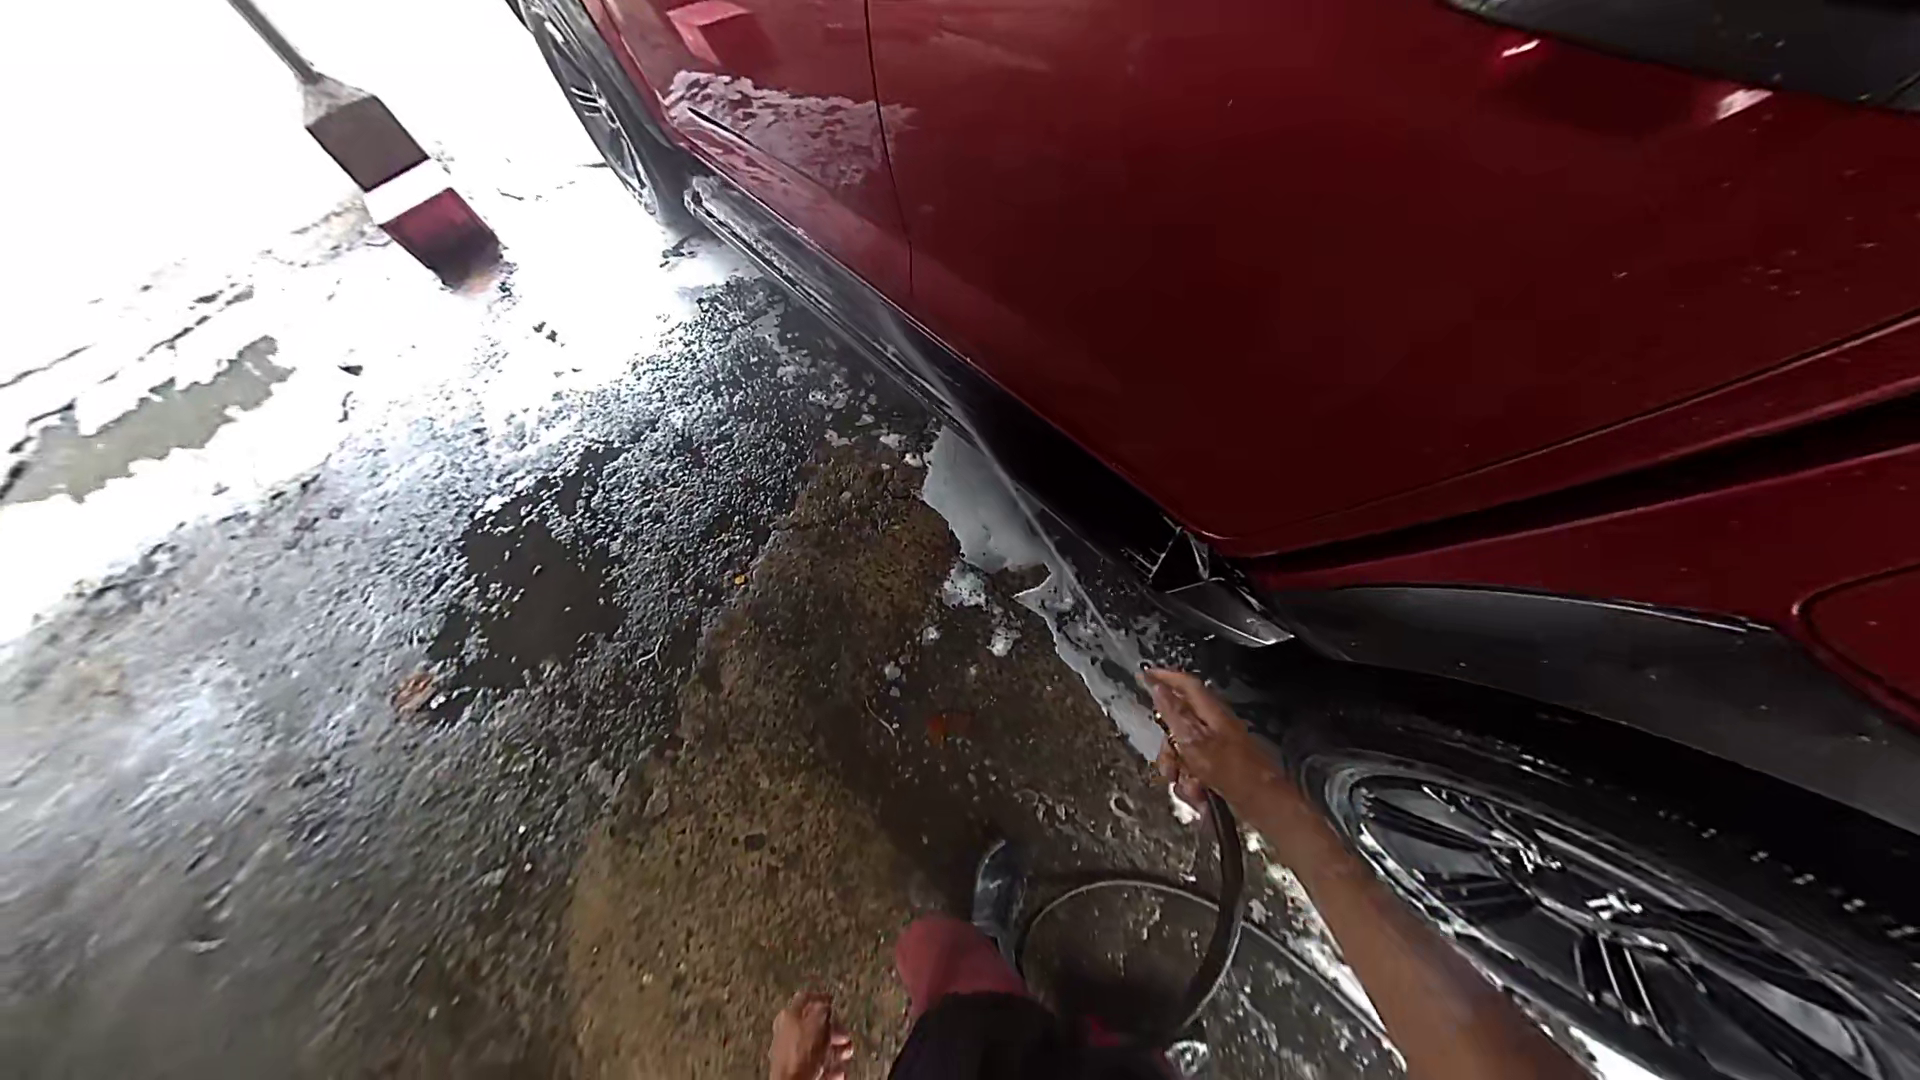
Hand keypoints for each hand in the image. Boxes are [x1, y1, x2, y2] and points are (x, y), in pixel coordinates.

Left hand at [768, 991, 853, 1079]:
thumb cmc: (803, 1049)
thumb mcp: (818, 1020)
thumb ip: (823, 1009)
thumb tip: (826, 1006)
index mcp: (789, 1015)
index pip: (805, 999)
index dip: (820, 997)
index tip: (832, 999)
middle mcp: (787, 1033)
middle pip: (814, 1026)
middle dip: (834, 1029)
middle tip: (845, 1034)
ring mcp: (791, 1055)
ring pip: (817, 1047)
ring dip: (835, 1050)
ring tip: (848, 1053)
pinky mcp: (797, 1073)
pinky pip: (817, 1066)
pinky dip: (830, 1068)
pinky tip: (841, 1071)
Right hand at [1144, 668, 1283, 808]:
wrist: (1265, 804)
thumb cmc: (1232, 771)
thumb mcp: (1193, 739)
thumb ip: (1173, 712)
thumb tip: (1158, 688)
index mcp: (1210, 711)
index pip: (1185, 683)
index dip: (1165, 676)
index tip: (1146, 674)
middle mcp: (1214, 725)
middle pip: (1178, 724)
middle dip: (1169, 748)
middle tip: (1169, 765)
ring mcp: (1217, 746)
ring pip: (1183, 750)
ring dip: (1180, 771)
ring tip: (1190, 788)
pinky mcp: (1220, 765)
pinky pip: (1194, 768)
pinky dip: (1192, 783)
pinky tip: (1200, 795)